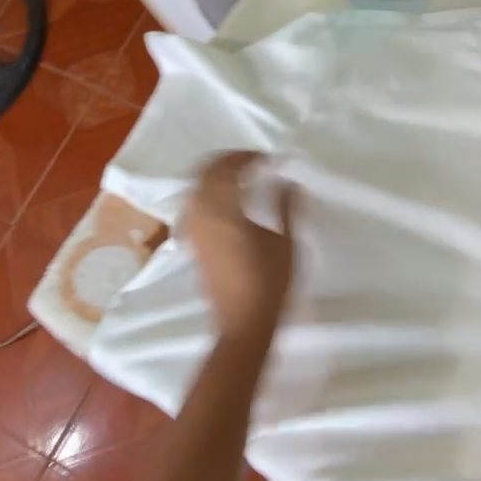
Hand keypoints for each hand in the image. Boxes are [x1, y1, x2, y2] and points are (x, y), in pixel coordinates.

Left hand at [182, 152, 297, 340]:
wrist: (242, 322)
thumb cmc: (269, 283)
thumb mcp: (286, 242)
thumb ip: (285, 206)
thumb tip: (288, 181)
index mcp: (225, 209)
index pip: (230, 168)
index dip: (249, 157)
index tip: (270, 159)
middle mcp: (202, 214)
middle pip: (206, 172)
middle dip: (228, 161)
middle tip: (254, 162)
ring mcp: (193, 229)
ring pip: (195, 187)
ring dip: (214, 175)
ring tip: (239, 177)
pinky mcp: (191, 242)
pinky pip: (192, 204)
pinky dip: (206, 192)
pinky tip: (225, 202)